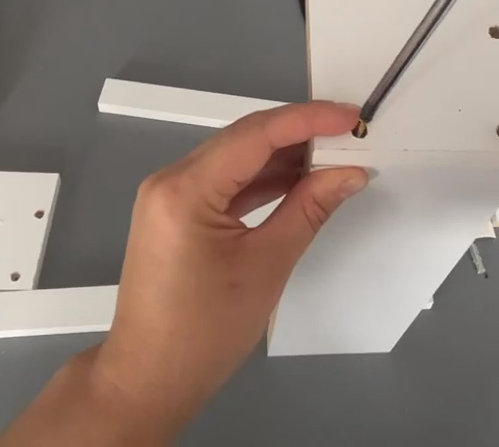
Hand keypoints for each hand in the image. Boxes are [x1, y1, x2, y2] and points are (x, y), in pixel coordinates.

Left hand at [93, 102, 368, 433]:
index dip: (307, 119)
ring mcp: (169, 193)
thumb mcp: (266, 266)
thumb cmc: (205, 333)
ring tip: (334, 153)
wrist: (147, 382)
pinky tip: (299, 178)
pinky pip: (225, 181)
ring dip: (283, 155)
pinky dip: (262, 179)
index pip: (255, 134)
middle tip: (350, 133)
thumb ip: (309, 209)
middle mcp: (171, 178)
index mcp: (186, 188)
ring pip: (236, 157)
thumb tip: (351, 174)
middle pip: (244, 139)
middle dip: (299, 132)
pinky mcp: (175, 210)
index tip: (351, 117)